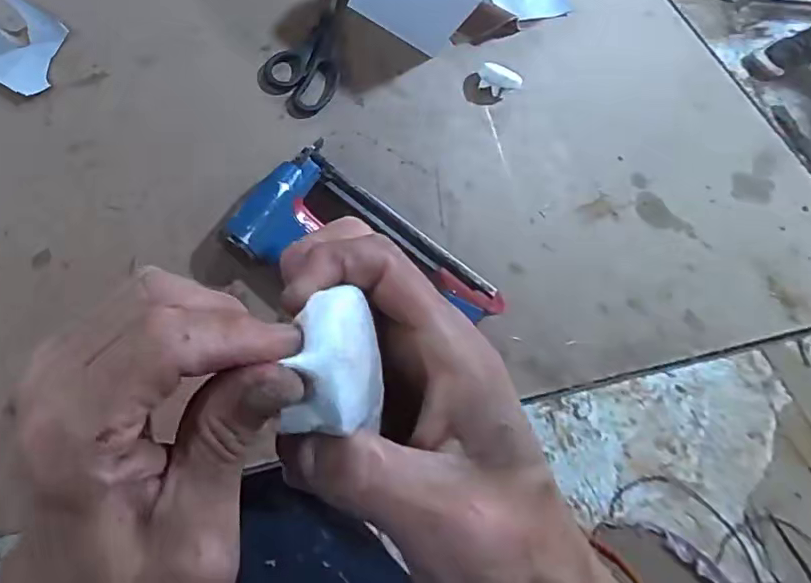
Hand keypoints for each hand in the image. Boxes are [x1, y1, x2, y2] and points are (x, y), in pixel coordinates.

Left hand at [0, 267, 303, 582]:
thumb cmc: (127, 575)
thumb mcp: (193, 535)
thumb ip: (227, 441)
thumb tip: (281, 368)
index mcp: (72, 426)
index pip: (159, 338)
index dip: (231, 332)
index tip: (291, 346)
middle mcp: (50, 375)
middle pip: (151, 301)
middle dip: (224, 318)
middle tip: (274, 352)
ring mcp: (49, 356)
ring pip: (144, 291)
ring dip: (205, 312)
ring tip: (247, 351)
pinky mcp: (62, 350)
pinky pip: (131, 305)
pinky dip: (181, 315)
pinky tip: (210, 346)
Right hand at [277, 218, 606, 582]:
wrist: (531, 572)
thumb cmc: (501, 536)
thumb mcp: (434, 510)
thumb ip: (360, 471)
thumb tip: (290, 438)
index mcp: (445, 344)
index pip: (383, 260)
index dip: (329, 261)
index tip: (291, 306)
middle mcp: (422, 337)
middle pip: (362, 260)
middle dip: (313, 271)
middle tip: (281, 321)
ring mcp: (404, 362)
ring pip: (347, 298)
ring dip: (307, 315)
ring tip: (279, 364)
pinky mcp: (386, 390)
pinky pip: (340, 345)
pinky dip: (310, 356)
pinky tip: (294, 402)